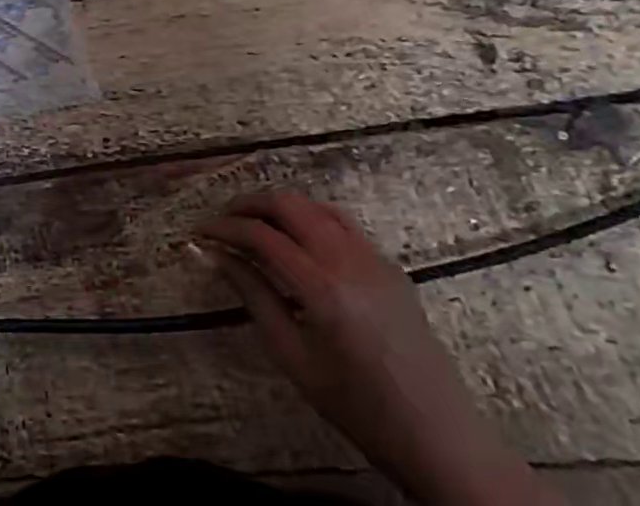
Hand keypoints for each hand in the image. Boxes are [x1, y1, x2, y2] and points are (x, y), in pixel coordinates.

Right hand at [201, 193, 557, 505]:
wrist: (436, 434)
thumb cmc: (356, 406)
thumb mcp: (292, 356)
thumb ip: (254, 296)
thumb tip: (216, 256)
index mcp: (322, 288)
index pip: (262, 236)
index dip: (226, 228)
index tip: (202, 232)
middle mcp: (349, 261)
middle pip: (290, 205)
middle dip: (250, 204)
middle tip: (224, 219)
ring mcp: (375, 258)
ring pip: (317, 206)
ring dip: (281, 206)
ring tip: (254, 223)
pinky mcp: (389, 264)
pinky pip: (343, 222)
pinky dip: (310, 216)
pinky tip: (296, 236)